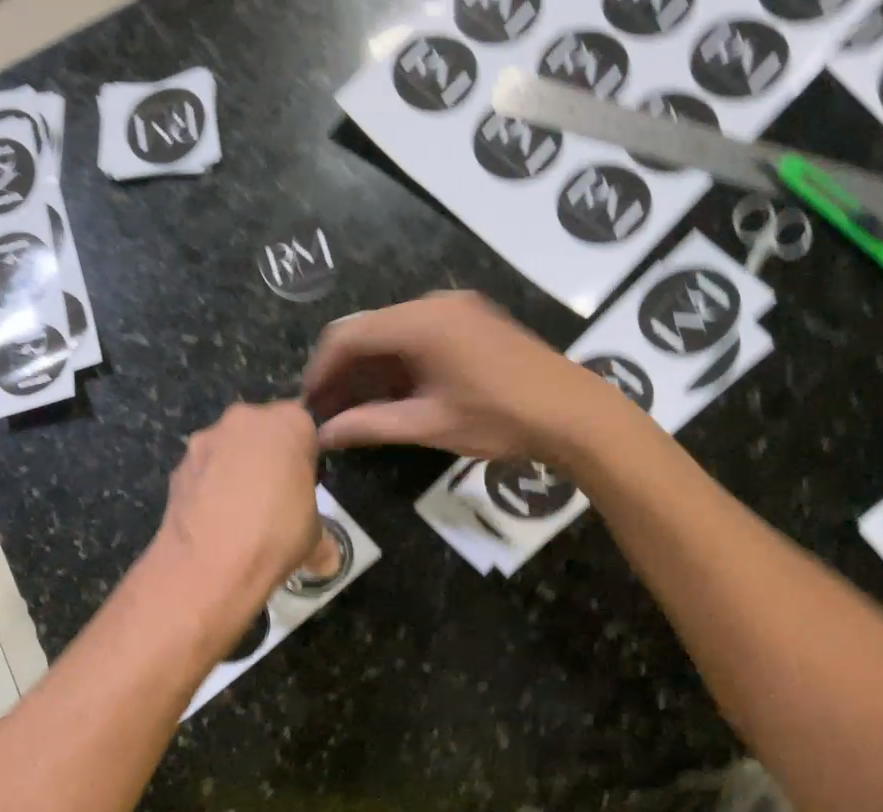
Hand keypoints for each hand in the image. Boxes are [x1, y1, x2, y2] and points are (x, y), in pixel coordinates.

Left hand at [153, 402, 319, 605]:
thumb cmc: (277, 534)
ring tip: (236, 514)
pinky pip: (200, 472)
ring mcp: (204, 440)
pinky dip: (205, 489)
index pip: (302, 427)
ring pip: (225, 449)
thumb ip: (322, 538)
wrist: (211, 562)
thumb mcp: (314, 538)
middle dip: (264, 457)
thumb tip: (326, 561)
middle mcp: (243, 419)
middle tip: (271, 497)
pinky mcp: (177, 466)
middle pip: (259, 432)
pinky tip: (211, 521)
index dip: (302, 457)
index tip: (301, 484)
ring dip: (231, 471)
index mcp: (289, 422)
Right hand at [302, 291, 623, 465]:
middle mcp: (434, 304)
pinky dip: (393, 363)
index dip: (320, 369)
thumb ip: (369, 426)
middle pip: (366, 330)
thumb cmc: (499, 418)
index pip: (348, 336)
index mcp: (421, 323)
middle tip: (325, 411)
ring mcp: (454, 309)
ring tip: (351, 408)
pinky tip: (387, 395)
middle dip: (340, 370)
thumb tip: (323, 435)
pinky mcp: (469, 321)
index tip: (307, 404)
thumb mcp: (427, 425)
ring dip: (366, 368)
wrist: (574, 414)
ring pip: (389, 333)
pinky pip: (414, 335)